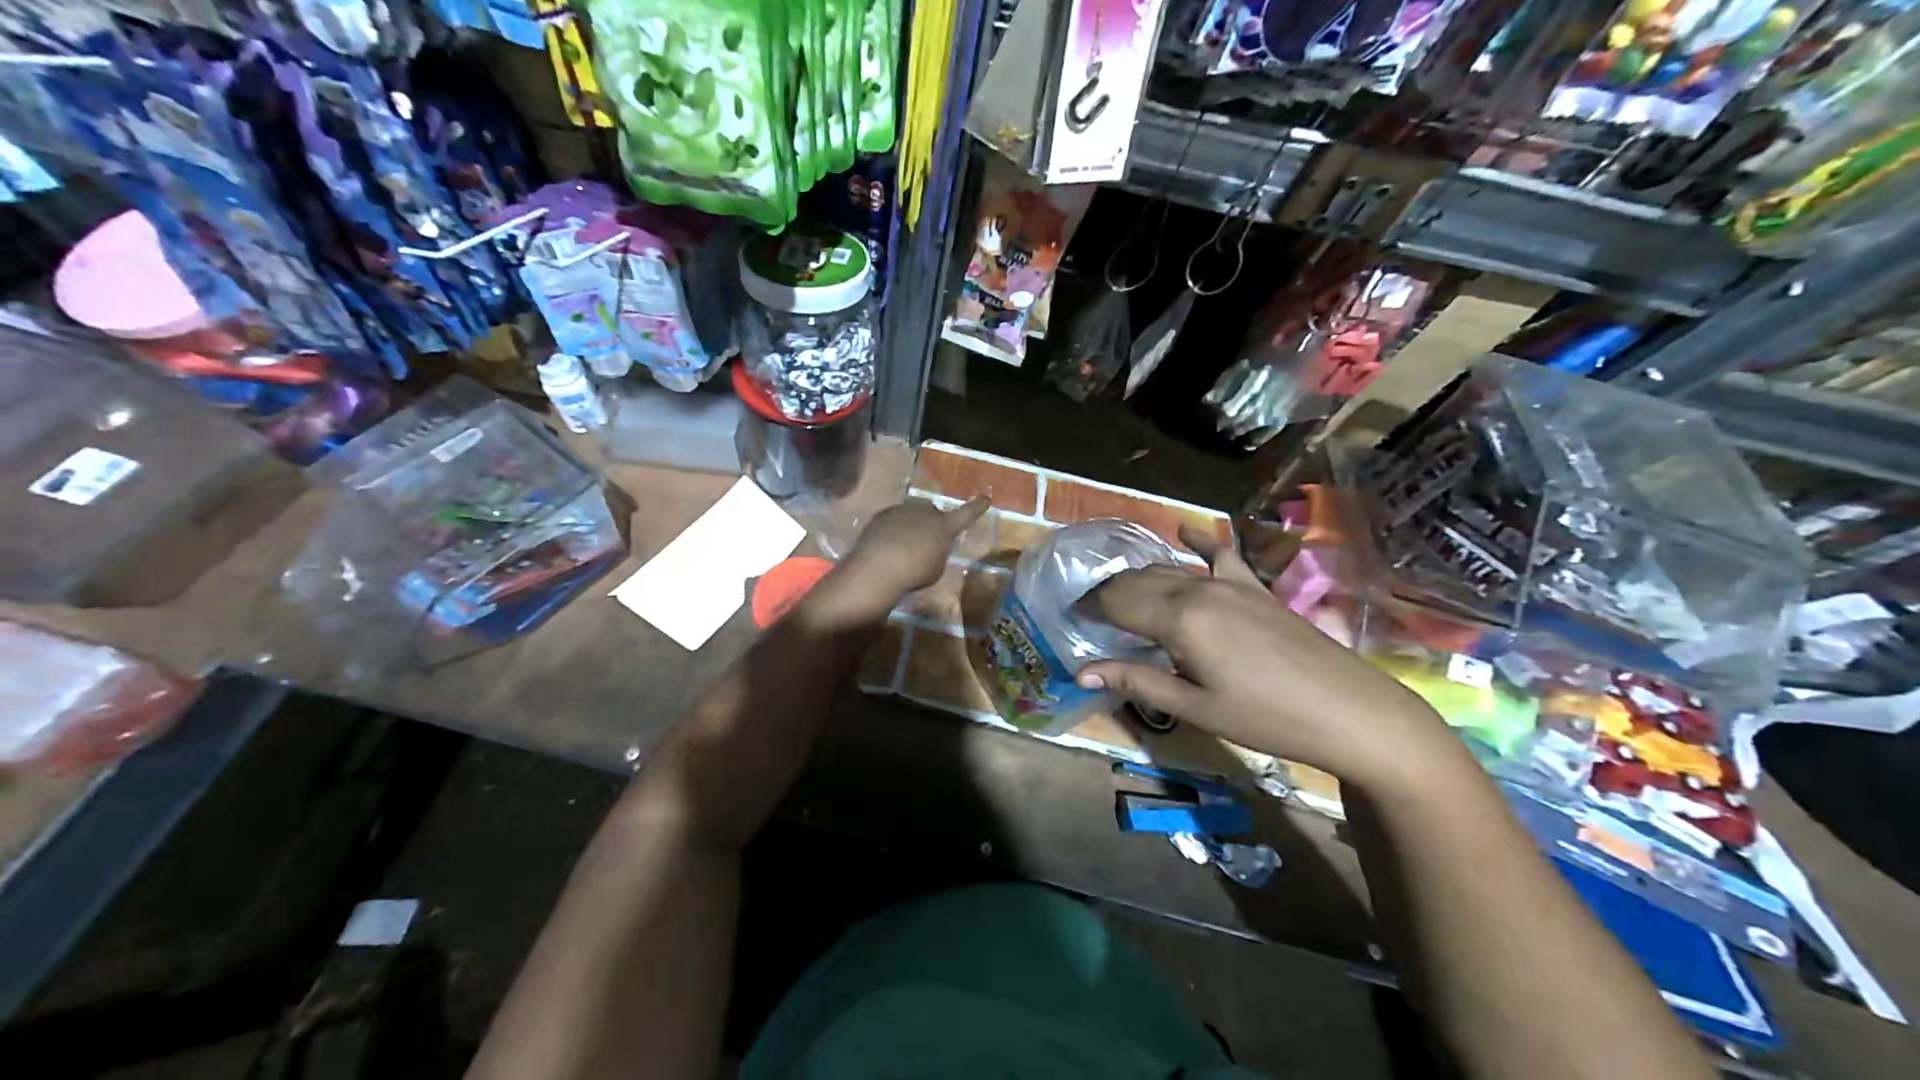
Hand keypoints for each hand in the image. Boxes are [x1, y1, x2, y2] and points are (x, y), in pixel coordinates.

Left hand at [839, 496, 988, 600]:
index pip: (966, 514)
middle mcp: (924, 511)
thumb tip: (931, 547)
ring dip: (911, 524)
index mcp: (944, 526)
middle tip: (926, 538)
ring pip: (910, 513)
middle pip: (932, 510)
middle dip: (931, 520)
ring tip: (903, 545)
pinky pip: (892, 520)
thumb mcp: (935, 568)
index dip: (977, 507)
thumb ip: (937, 553)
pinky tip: (886, 545)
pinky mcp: (881, 515)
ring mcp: (901, 510)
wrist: (877, 568)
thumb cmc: (915, 572)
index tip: (986, 498)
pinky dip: (892, 529)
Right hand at [1078, 527, 1459, 791]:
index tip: (1072, 617)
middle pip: (1139, 580)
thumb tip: (1081, 671)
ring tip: (1122, 594)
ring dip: (1140, 577)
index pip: (1117, 602)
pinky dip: (1199, 541)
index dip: (1090, 607)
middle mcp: (1200, 589)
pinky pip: (1221, 555)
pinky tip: (1185, 530)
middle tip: (1091, 613)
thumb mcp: (1195, 707)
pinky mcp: (1255, 588)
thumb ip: (1137, 682)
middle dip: (1109, 593)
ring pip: (1171, 569)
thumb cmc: (1266, 718)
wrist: (1350, 712)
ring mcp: (1231, 583)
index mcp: (1179, 620)